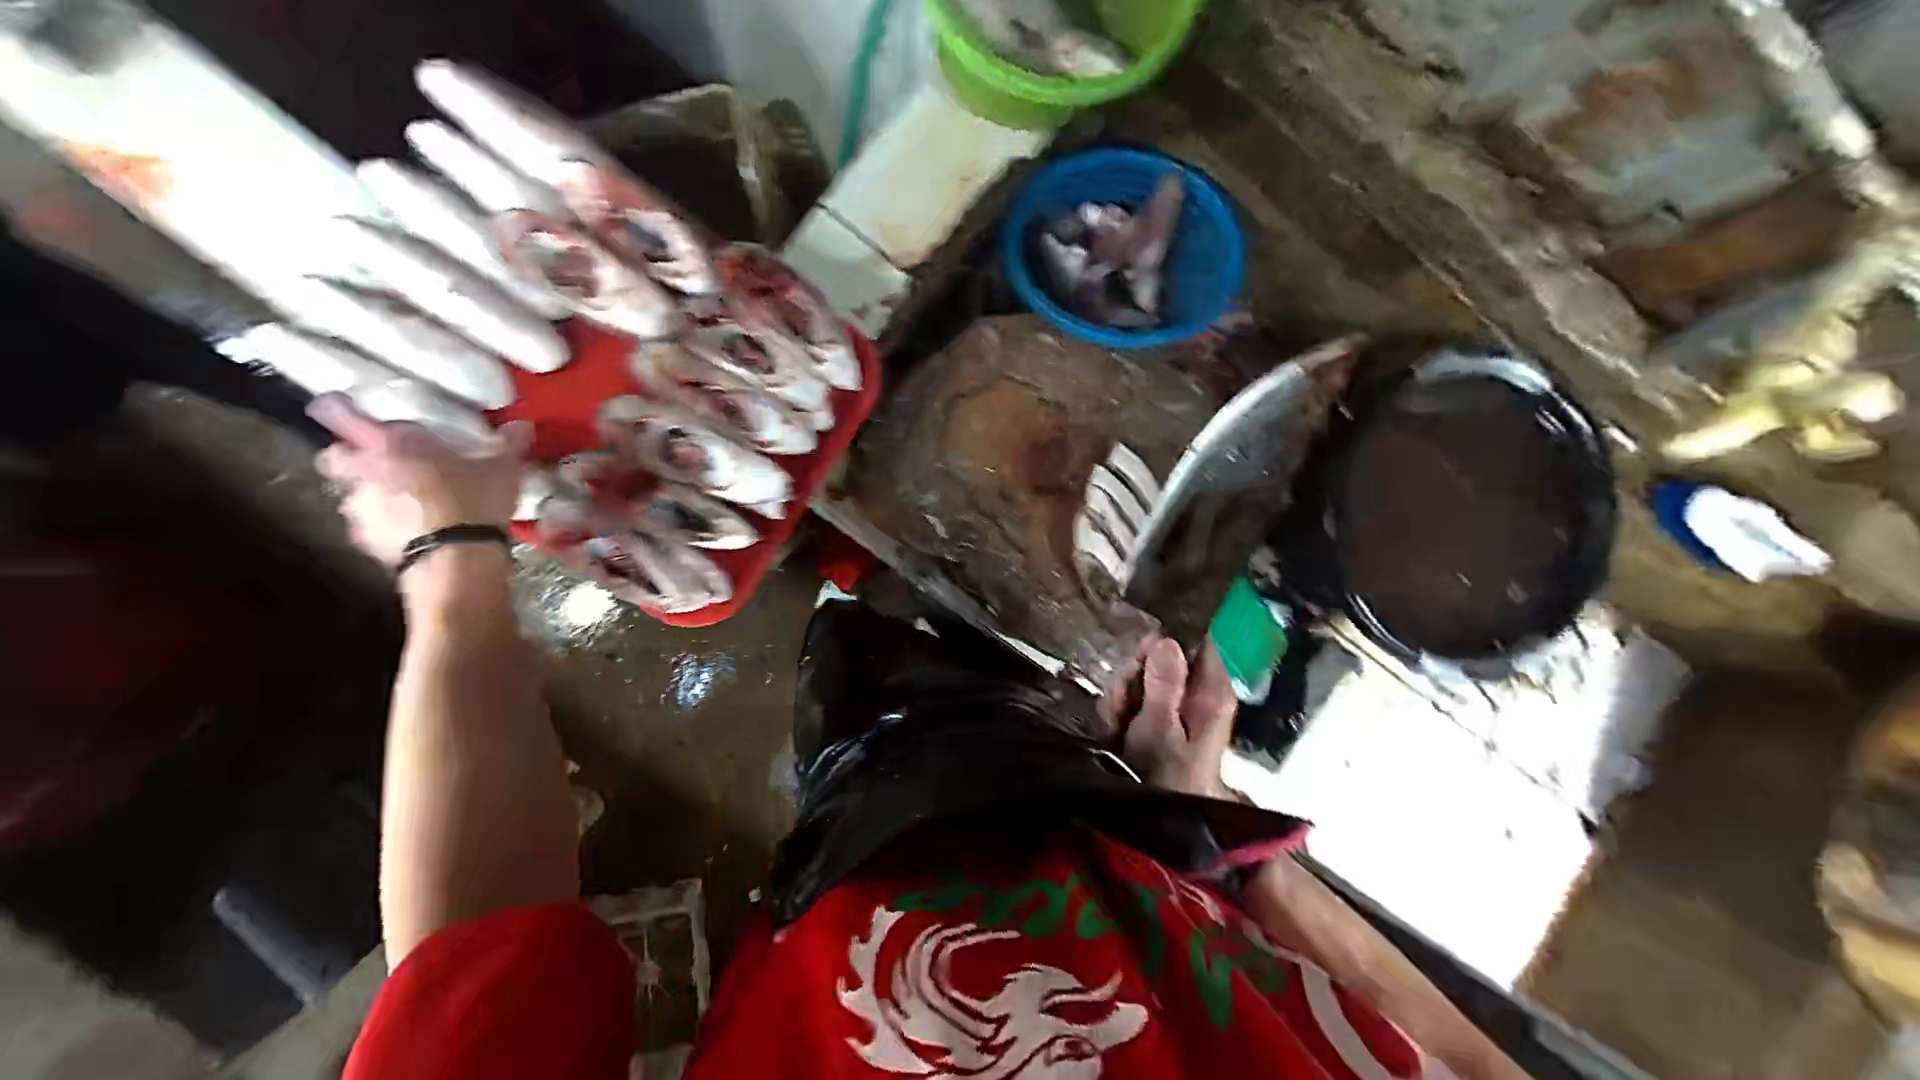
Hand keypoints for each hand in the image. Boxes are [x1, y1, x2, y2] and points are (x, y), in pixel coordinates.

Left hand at [309, 393, 529, 567]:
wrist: (458, 557)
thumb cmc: (474, 500)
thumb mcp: (503, 467)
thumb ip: (508, 444)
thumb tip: (521, 425)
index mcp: (391, 445)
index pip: (345, 418)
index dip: (347, 415)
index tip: (357, 418)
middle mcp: (365, 473)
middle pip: (340, 461)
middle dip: (359, 464)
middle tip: (392, 469)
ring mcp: (362, 510)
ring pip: (357, 497)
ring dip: (379, 500)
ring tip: (415, 509)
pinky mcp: (368, 543)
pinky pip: (375, 529)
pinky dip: (392, 530)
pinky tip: (419, 534)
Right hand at [1110, 636, 1237, 798]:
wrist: (1163, 823)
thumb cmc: (1166, 776)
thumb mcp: (1160, 728)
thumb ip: (1163, 683)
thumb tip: (1167, 640)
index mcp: (1211, 691)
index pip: (1197, 641)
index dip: (1164, 642)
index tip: (1139, 658)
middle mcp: (1200, 694)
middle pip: (1162, 658)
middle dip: (1134, 675)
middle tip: (1122, 701)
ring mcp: (1180, 707)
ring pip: (1144, 678)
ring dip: (1123, 695)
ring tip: (1117, 724)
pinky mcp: (1163, 720)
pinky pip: (1137, 698)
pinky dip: (1122, 711)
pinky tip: (1116, 730)